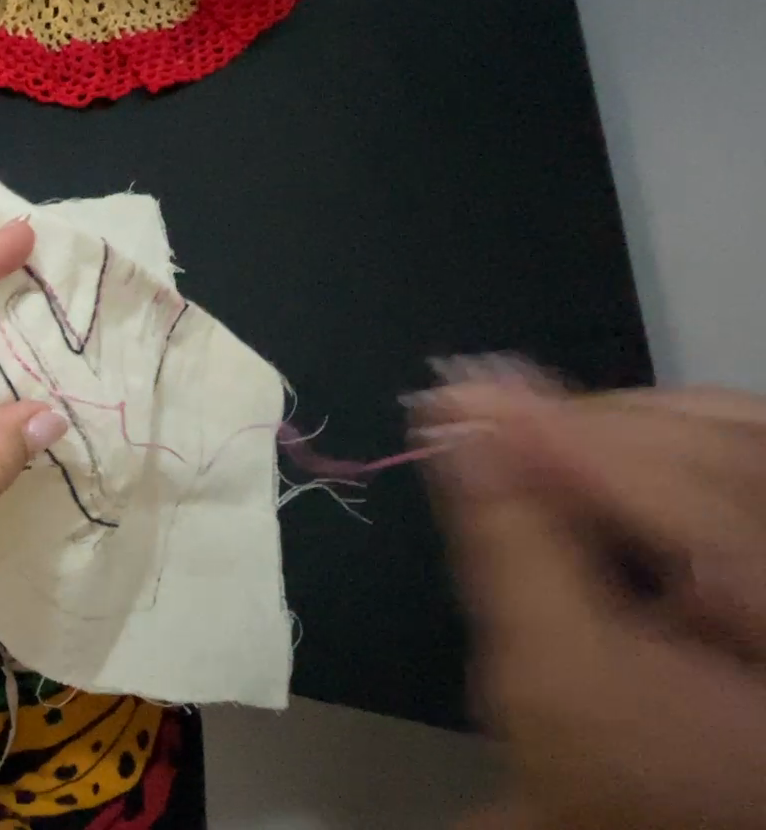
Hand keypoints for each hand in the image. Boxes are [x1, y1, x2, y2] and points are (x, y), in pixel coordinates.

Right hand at [419, 364, 765, 829]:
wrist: (634, 809)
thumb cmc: (597, 761)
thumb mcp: (545, 661)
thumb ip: (508, 536)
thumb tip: (453, 427)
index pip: (710, 509)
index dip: (578, 444)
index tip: (465, 400)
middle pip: (740, 450)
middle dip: (599, 423)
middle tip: (483, 410)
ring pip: (734, 438)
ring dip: (609, 424)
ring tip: (511, 426)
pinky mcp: (759, 546)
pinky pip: (719, 457)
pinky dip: (626, 441)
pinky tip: (558, 443)